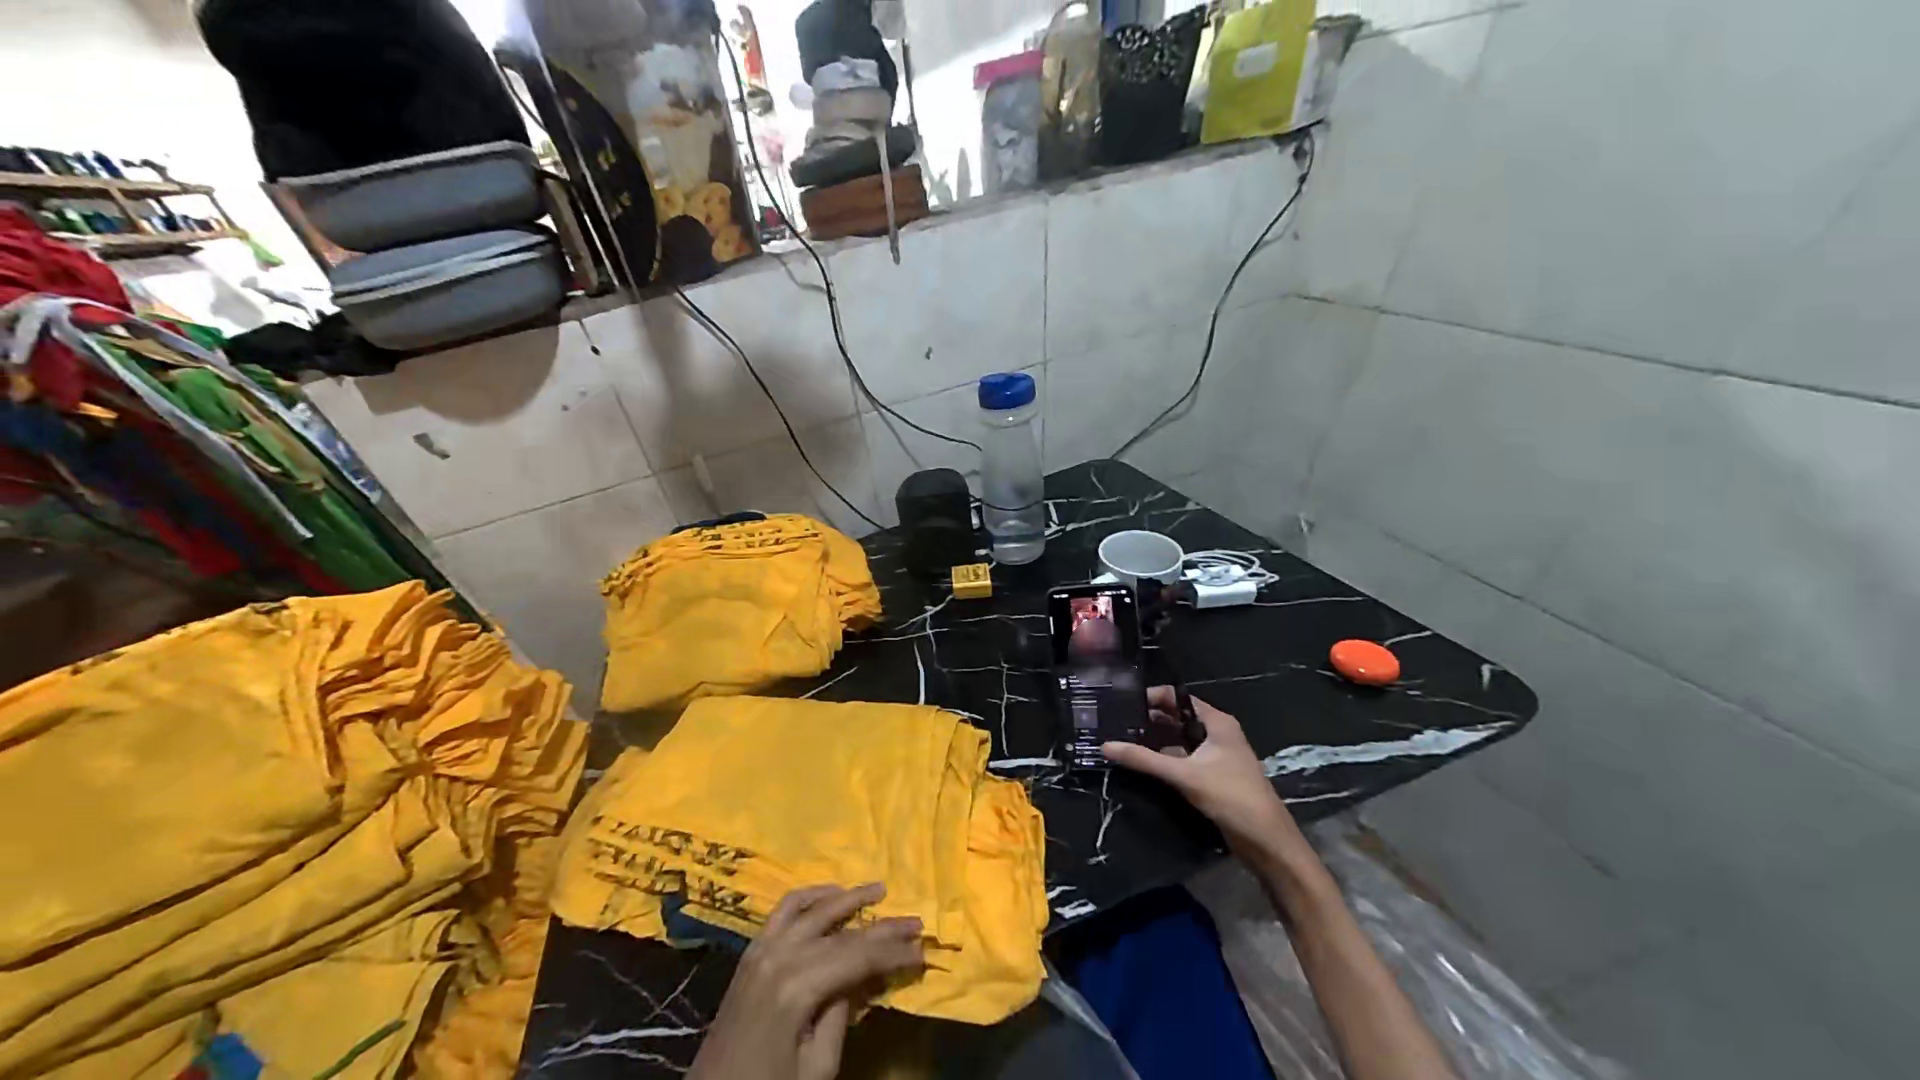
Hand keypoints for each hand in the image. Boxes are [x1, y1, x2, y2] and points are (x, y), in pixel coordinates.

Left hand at [688, 884, 923, 1079]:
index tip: (922, 950)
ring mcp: (762, 948)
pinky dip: (810, 896)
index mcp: (797, 988)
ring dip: (848, 897)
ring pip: (813, 908)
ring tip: (878, 891)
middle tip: (915, 921)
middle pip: (842, 932)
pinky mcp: (752, 951)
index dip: (893, 954)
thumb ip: (842, 1015)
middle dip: (882, 927)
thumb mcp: (816, 1067)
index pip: (858, 958)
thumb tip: (863, 976)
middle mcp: (780, 956)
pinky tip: (830, 894)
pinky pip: (783, 910)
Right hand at [1102, 688, 1300, 853]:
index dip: (1151, 696)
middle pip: (1177, 717)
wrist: (1266, 840)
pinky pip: (1183, 757)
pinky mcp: (1213, 774)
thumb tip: (1105, 746)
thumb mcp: (1184, 775)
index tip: (1122, 701)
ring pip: (1179, 738)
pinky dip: (1165, 757)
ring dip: (1156, 739)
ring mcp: (1216, 754)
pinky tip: (1143, 762)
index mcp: (1217, 722)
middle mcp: (1217, 732)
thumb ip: (1144, 759)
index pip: (1178, 697)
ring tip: (1123, 738)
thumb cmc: (1230, 796)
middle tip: (1116, 720)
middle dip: (1149, 718)